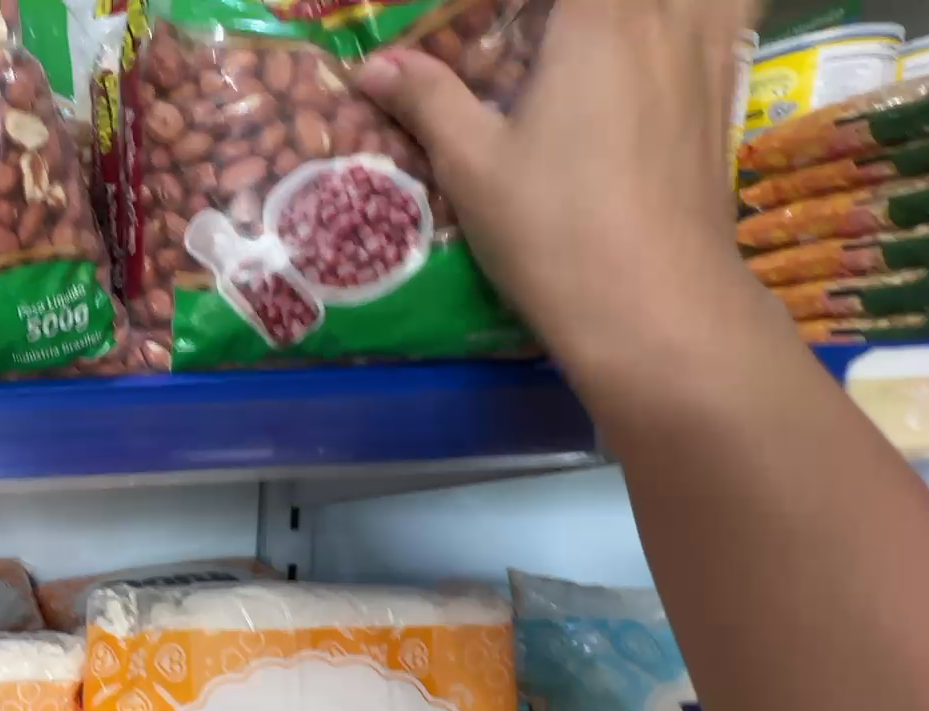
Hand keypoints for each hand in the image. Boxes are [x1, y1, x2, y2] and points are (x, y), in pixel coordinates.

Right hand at [355, 0, 770, 390]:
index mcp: (597, 20)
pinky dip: (693, 13)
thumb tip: (372, 65)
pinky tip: (657, 41)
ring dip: (627, 14)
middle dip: (565, 13)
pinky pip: (725, 12)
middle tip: (529, 33)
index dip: (505, 5)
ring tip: (586, 38)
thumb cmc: (545, 224)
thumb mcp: (470, 164)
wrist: (643, 291)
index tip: (475, 23)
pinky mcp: (729, 85)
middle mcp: (668, 13)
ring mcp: (712, 45)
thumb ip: (427, 100)